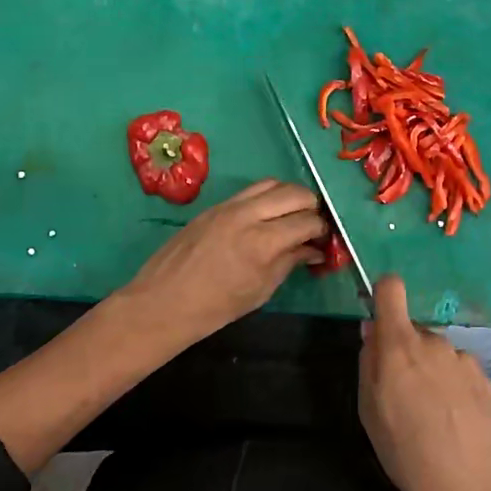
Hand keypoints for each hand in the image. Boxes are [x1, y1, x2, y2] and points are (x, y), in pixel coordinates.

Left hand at [119, 179, 327, 344]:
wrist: (164, 302)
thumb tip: (314, 250)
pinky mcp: (215, 206)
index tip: (325, 240)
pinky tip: (267, 217)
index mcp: (263, 242)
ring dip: (289, 196)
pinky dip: (266, 198)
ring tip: (292, 216)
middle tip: (313, 226)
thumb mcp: (261, 290)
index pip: (308, 221)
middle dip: (311, 207)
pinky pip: (249, 191)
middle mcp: (248, 215)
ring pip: (272, 184)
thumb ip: (290, 262)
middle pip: (295, 193)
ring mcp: (229, 206)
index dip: (323, 230)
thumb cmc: (216, 307)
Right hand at [359, 275, 490, 490]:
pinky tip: (454, 421)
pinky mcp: (485, 377)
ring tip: (430, 416)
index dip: (382, 295)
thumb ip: (369, 363)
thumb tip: (372, 332)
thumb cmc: (407, 453)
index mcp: (399, 345)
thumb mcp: (369, 411)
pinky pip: (457, 370)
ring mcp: (463, 358)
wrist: (473, 486)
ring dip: (429, 371)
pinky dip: (451, 386)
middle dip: (403, 352)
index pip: (391, 289)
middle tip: (400, 394)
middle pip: (412, 331)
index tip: (378, 319)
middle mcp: (434, 342)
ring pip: (436, 353)